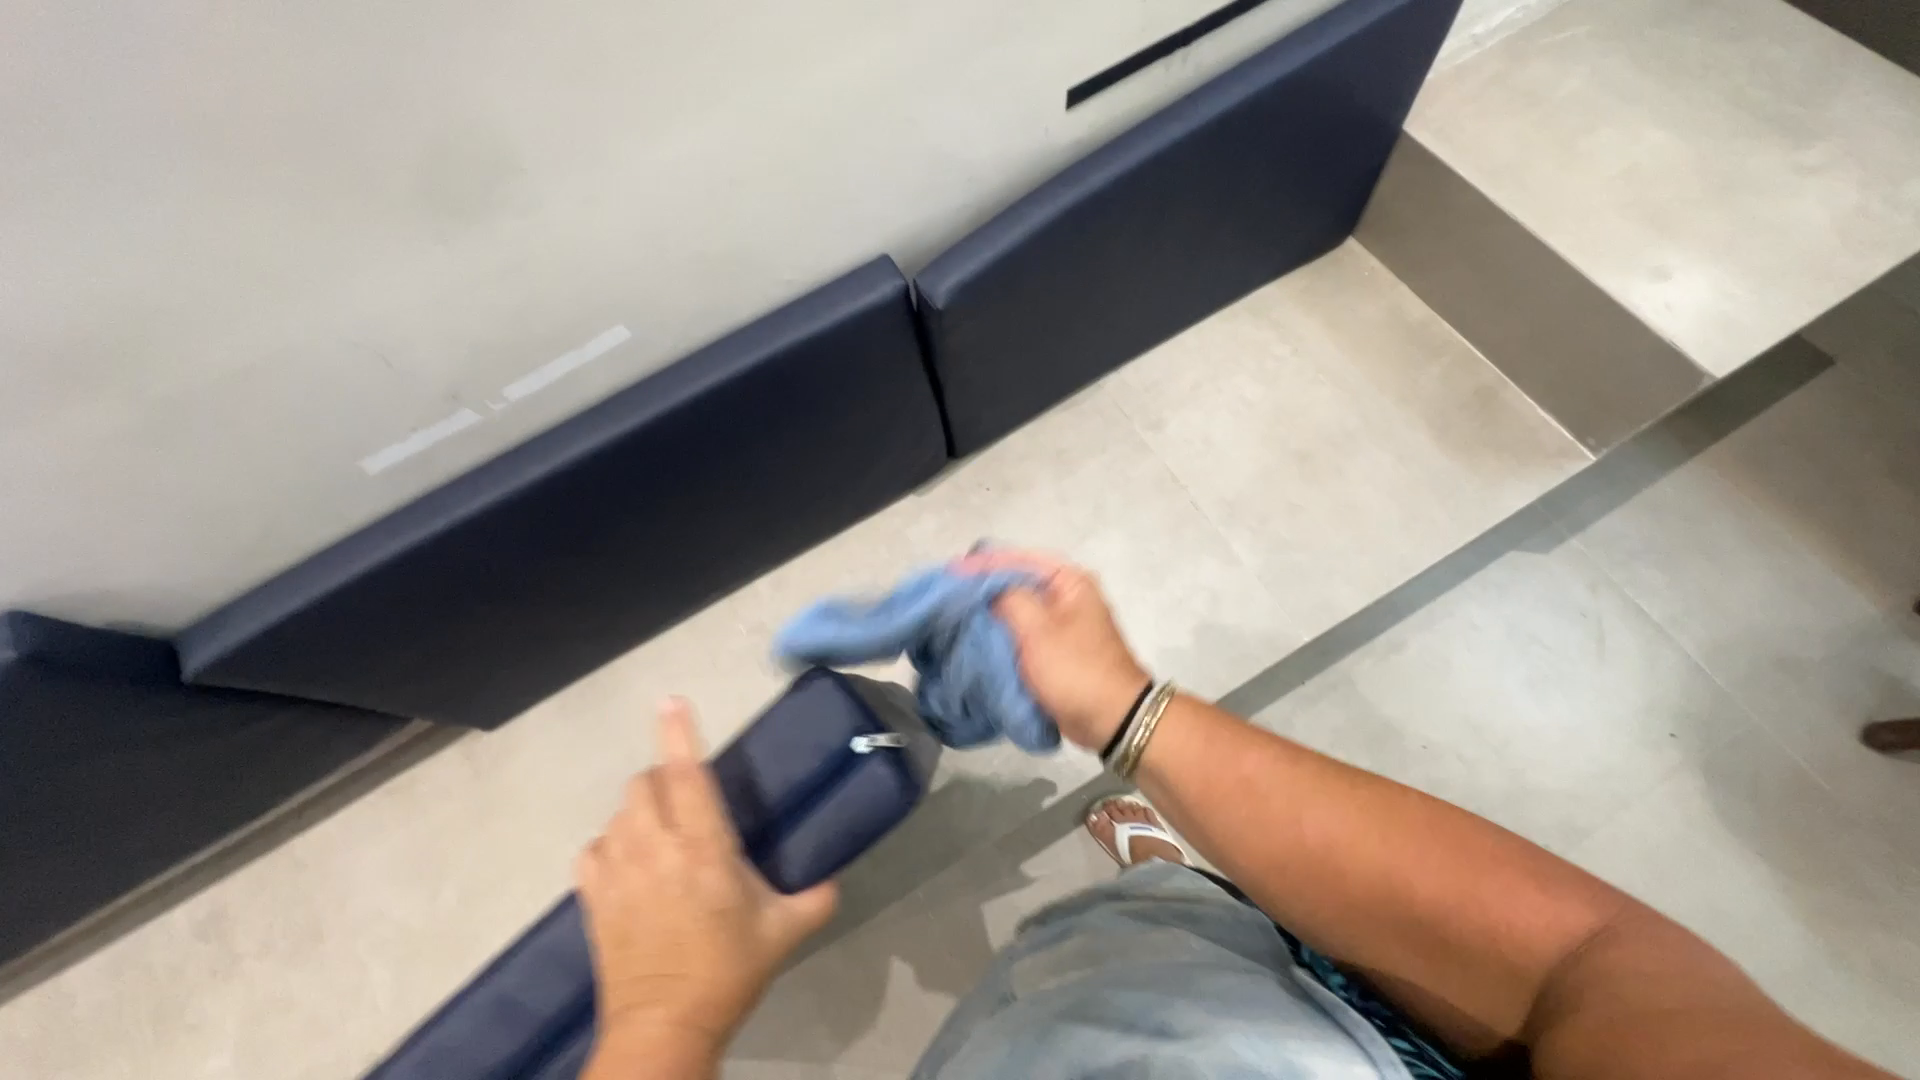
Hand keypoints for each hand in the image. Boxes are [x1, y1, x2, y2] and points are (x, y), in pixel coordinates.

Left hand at [575, 699, 837, 1057]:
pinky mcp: (592, 898)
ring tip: (662, 834)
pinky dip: (611, 845)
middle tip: (688, 800)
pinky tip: (628, 863)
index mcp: (704, 847)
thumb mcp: (784, 933)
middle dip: (665, 778)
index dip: (679, 733)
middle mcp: (656, 847)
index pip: (688, 774)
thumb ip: (816, 897)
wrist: (663, 1028)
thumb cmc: (727, 971)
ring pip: (620, 812)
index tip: (671, 701)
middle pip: (646, 784)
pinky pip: (594, 849)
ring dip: (641, 811)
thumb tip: (834, 878)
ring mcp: (618, 871)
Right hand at [955, 550, 1150, 750]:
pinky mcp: (1056, 646)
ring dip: (991, 607)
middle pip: (1019, 579)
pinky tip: (977, 631)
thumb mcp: (1038, 630)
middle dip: (984, 583)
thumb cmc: (1075, 670)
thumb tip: (989, 590)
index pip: (1019, 560)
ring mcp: (1063, 621)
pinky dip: (1001, 628)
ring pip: (1019, 605)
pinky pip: (1023, 629)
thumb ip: (1009, 599)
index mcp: (1069, 581)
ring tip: (957, 607)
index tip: (951, 570)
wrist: (1112, 719)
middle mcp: (1068, 594)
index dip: (983, 563)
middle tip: (949, 587)